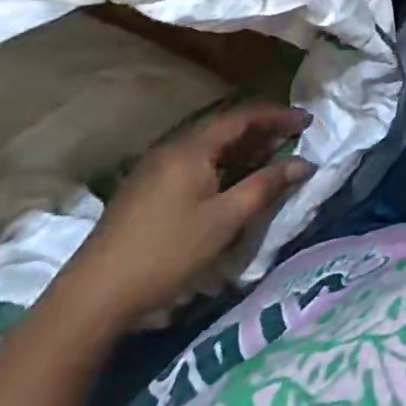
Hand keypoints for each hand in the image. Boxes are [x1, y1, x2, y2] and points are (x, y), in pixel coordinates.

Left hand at [61, 104, 313, 321]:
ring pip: (209, 143)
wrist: (97, 290)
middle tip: (293, 134)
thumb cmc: (168, 251)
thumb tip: (302, 163)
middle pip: (225, 125)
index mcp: (193, 147)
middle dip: (262, 127)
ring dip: (242, 144)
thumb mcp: (224, 221)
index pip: (243, 116)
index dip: (278, 115)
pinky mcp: (148, 184)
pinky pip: (195, 158)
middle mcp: (174, 145)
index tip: (307, 120)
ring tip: (270, 152)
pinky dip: (222, 159)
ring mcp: (157, 164)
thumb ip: (264, 187)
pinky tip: (231, 176)